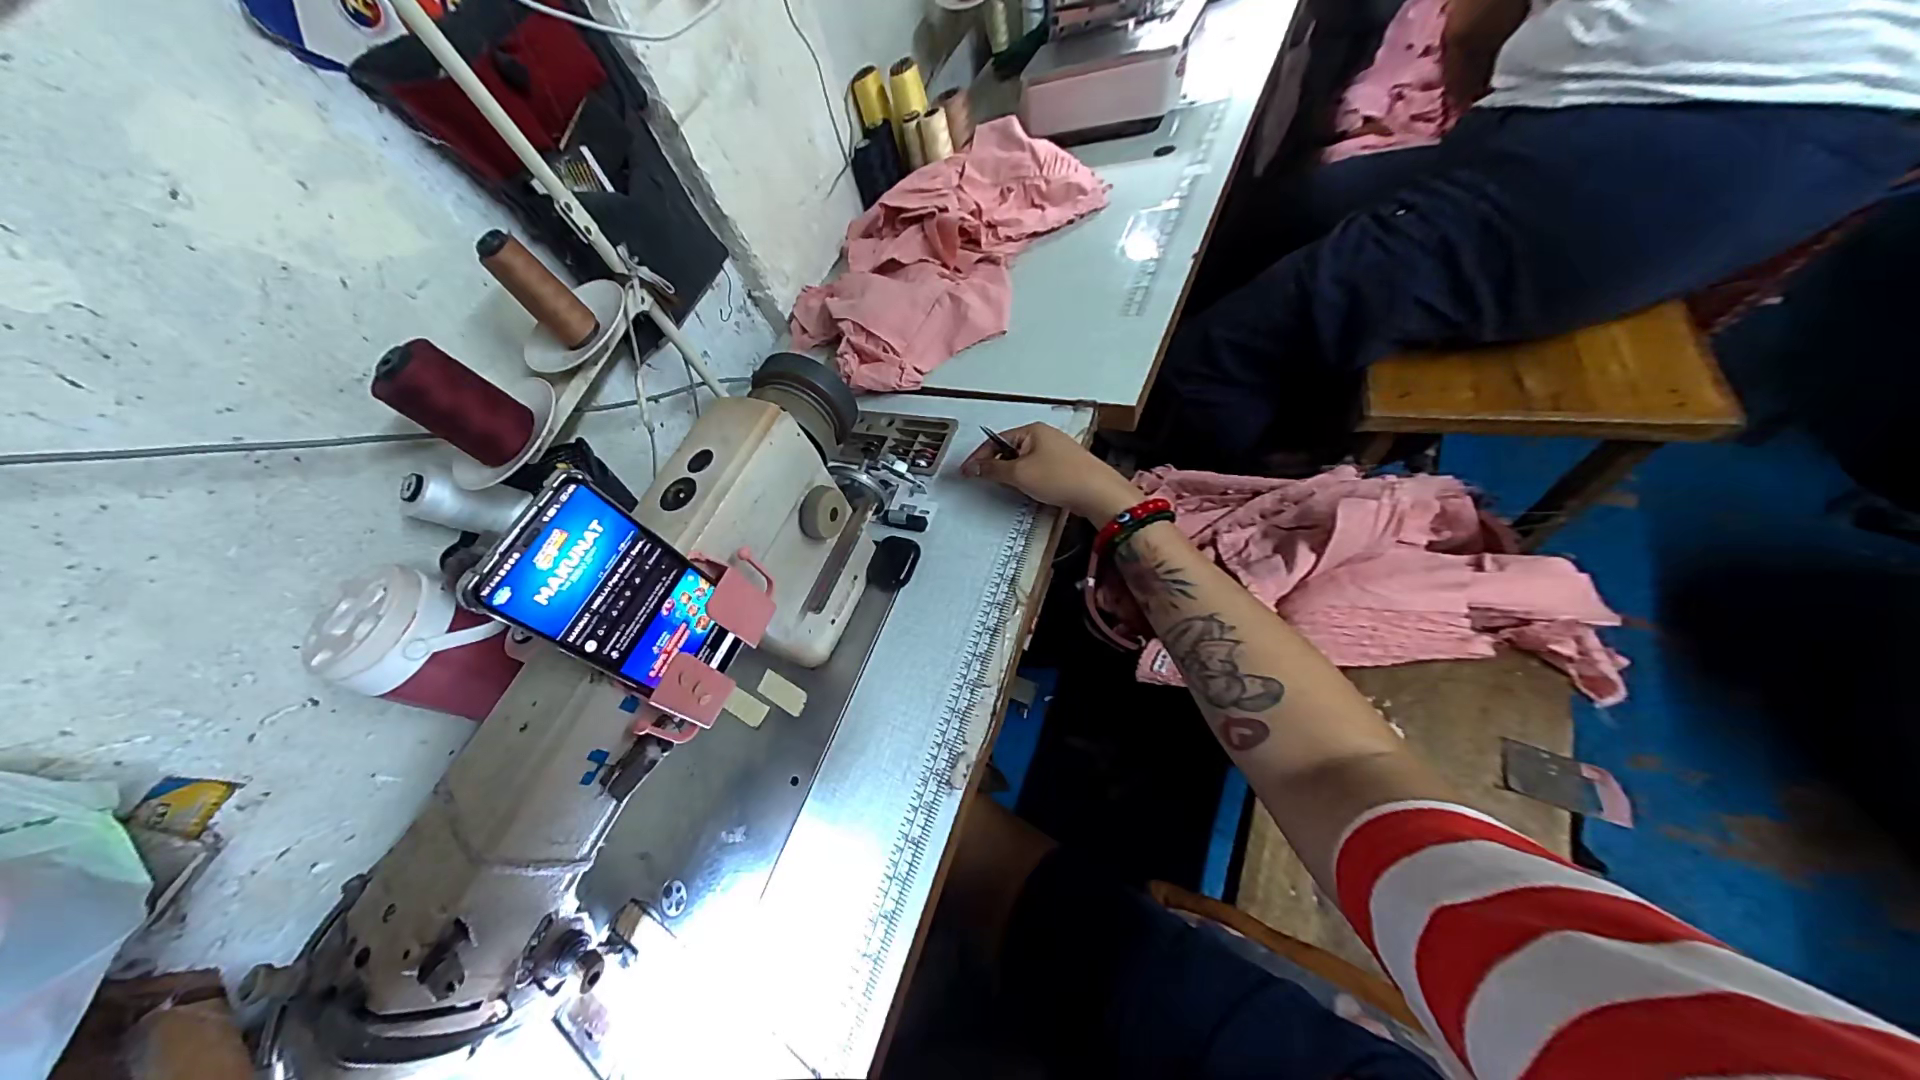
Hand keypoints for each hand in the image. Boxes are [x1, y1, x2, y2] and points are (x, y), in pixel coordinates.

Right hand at [960, 422, 1143, 521]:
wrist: (1098, 493)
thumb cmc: (1062, 478)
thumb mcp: (1019, 474)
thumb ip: (993, 470)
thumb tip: (974, 467)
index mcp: (1032, 430)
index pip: (996, 440)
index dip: (979, 457)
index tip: (967, 472)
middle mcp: (1045, 436)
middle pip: (1010, 450)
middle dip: (996, 466)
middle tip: (986, 481)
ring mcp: (1057, 451)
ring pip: (1024, 461)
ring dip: (1013, 475)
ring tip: (1011, 488)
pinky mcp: (1066, 467)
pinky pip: (1038, 470)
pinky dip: (1029, 479)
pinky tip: (1031, 491)